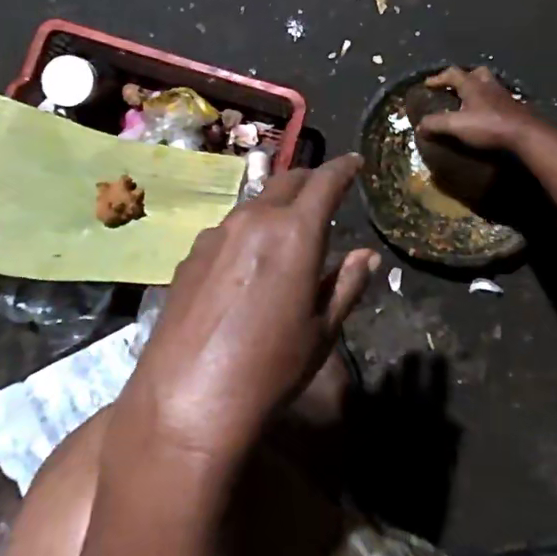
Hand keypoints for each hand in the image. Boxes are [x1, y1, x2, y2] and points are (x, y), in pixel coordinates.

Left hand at [120, 154, 377, 466]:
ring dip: (274, 207)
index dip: (342, 169)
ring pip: (252, 205)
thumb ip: (346, 284)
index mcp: (293, 233)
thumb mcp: (321, 329)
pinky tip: (247, 261)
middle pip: (284, 183)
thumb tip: (366, 255)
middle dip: (308, 181)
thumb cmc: (271, 365)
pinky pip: (226, 230)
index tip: (354, 162)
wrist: (190, 392)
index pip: (323, 183)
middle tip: (324, 190)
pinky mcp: (190, 253)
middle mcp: (251, 220)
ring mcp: (214, 234)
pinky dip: (246, 232)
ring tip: (287, 227)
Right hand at [417, 66, 538, 151]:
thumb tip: (419, 126)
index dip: (437, 78)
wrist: (527, 136)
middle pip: (476, 72)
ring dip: (478, 90)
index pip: (452, 74)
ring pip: (490, 86)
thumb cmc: (489, 126)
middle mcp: (489, 86)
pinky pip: (499, 101)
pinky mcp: (516, 110)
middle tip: (455, 88)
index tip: (427, 85)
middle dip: (464, 77)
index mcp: (472, 85)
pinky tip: (486, 116)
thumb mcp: (456, 125)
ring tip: (469, 102)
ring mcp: (505, 97)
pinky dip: (490, 105)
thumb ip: (435, 124)